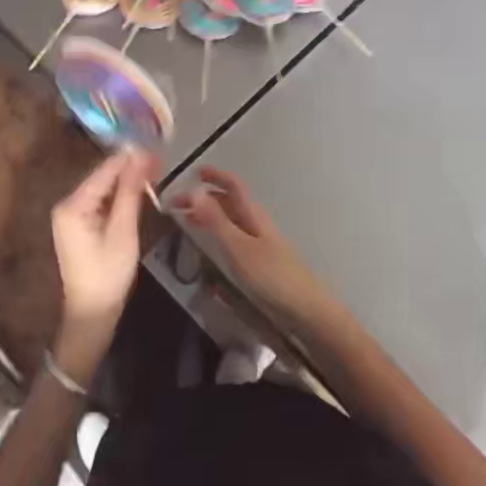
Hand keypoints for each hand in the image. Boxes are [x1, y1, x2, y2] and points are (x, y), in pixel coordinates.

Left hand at [51, 149, 154, 381]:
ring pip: (102, 190)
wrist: (92, 312)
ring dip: (126, 182)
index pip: (103, 172)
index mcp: (72, 205)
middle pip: (101, 179)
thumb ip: (129, 192)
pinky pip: (100, 203)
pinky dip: (118, 197)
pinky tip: (138, 192)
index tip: (154, 147)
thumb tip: (139, 158)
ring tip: (154, 172)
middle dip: (129, 169)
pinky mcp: (78, 226)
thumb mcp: (123, 231)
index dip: (129, 158)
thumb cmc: (108, 274)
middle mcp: (66, 205)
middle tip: (159, 161)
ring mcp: (70, 216)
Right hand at [171, 167, 352, 337]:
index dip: (215, 176)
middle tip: (177, 205)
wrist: (307, 312)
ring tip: (187, 222)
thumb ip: (215, 221)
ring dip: (210, 216)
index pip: (233, 186)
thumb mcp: (239, 249)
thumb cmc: (273, 278)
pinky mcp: (261, 263)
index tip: (192, 172)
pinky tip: (209, 248)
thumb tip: (192, 191)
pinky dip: (217, 234)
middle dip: (205, 198)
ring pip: (232, 220)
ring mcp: (261, 244)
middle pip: (231, 202)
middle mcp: (257, 225)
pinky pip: (234, 239)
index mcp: (254, 216)